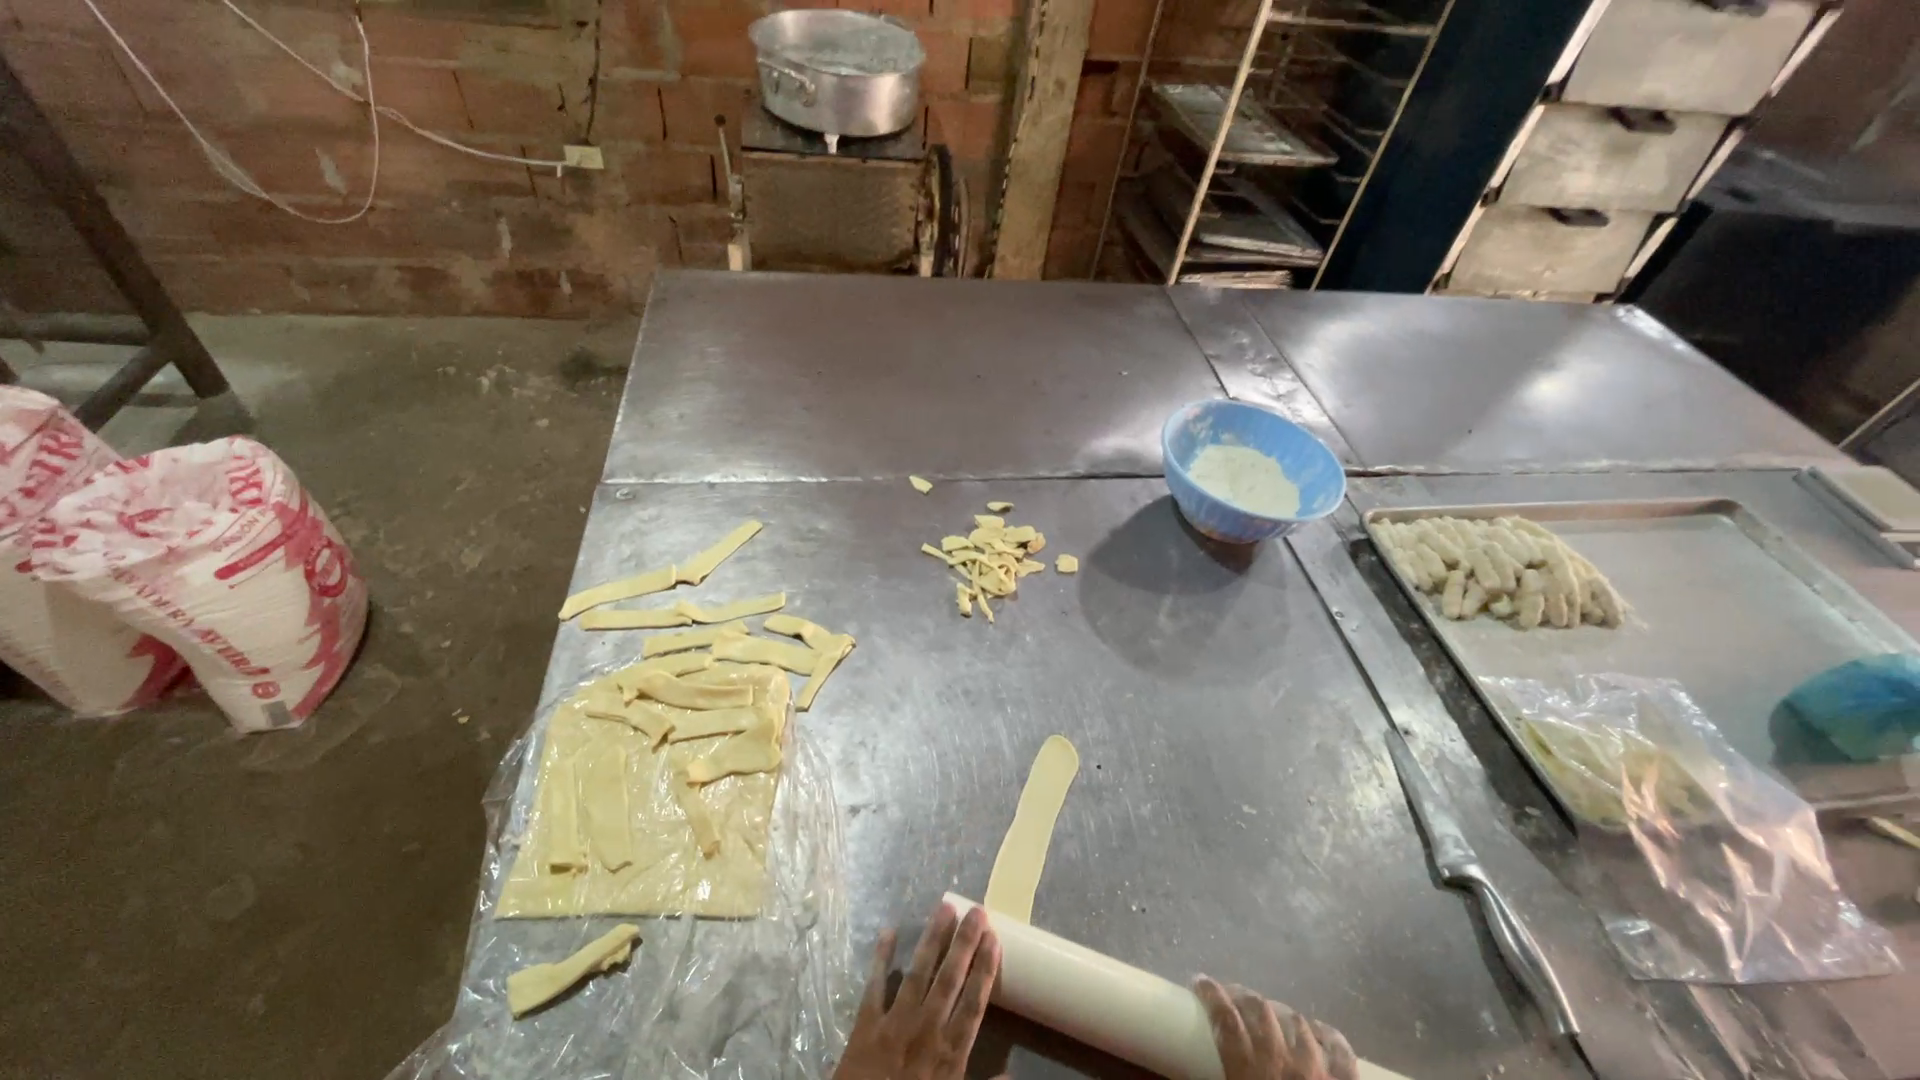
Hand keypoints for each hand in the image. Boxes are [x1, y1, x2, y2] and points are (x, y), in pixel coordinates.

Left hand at [832, 902, 1002, 1079]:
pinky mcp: (865, 1024)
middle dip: (964, 943)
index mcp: (950, 1051)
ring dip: (932, 939)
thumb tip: (1013, 1075)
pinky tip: (888, 932)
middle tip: (976, 911)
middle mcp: (926, 1029)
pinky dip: (880, 958)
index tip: (994, 938)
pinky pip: (874, 985)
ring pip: (918, 973)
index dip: (985, 969)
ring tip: (944, 907)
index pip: (973, 1001)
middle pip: (949, 979)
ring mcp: (894, 1022)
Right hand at [1194, 976, 1358, 1079]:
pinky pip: (1339, 1047)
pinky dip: (1326, 1034)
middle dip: (1242, 996)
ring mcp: (1317, 1068)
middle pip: (1258, 1008)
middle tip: (1232, 997)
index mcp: (1247, 1069)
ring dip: (1279, 1013)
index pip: (1223, 1017)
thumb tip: (1180, 1077)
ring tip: (1272, 1015)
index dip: (1210, 993)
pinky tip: (1317, 1031)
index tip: (1199, 981)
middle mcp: (1280, 1058)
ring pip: (1296, 1020)